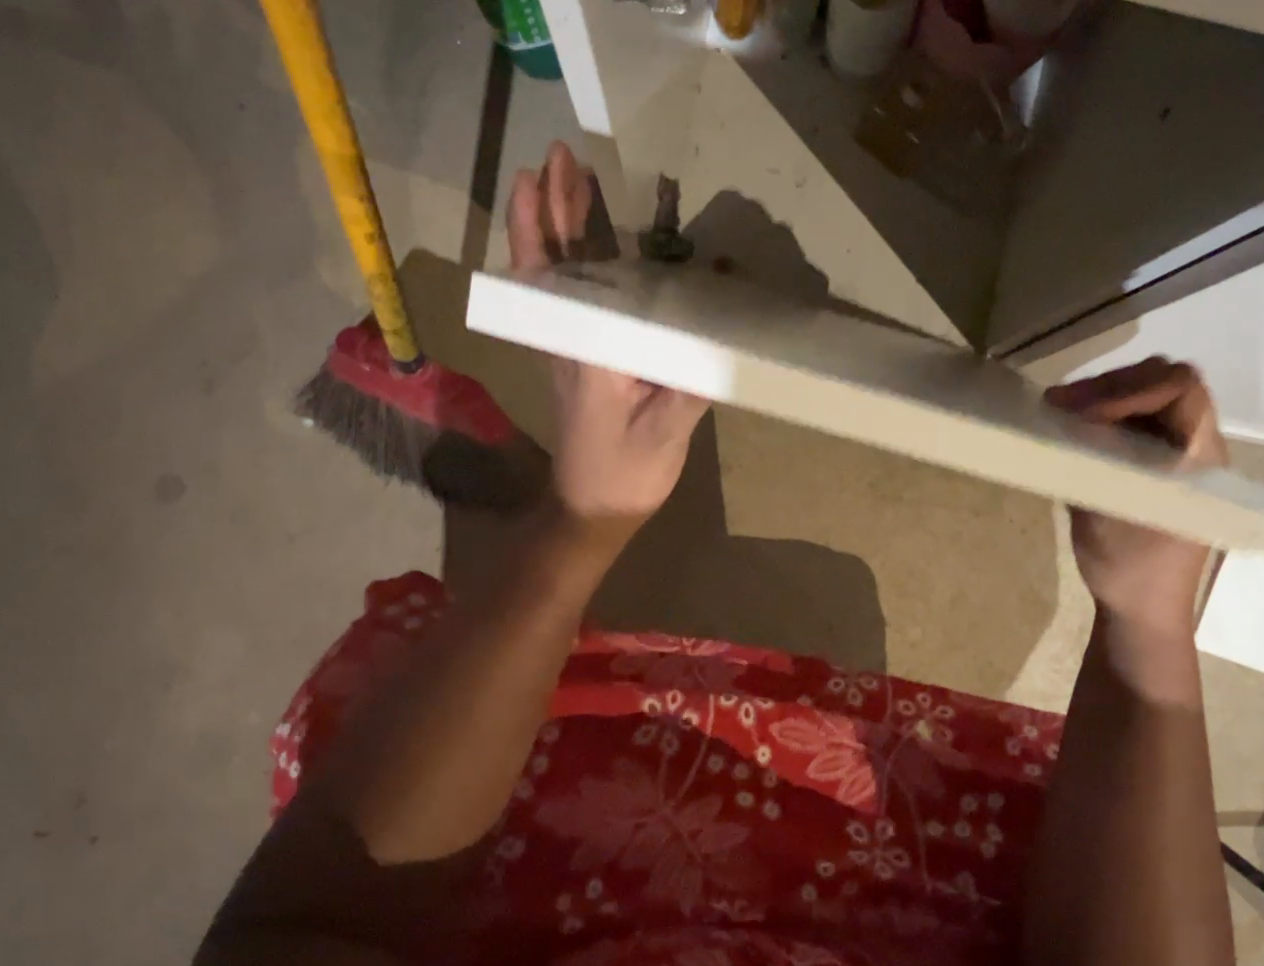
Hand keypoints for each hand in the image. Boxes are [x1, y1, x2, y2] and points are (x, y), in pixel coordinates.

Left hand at [507, 142, 709, 548]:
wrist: (593, 511)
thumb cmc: (623, 473)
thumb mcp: (664, 432)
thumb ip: (690, 378)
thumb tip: (722, 327)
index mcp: (581, 349)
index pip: (552, 274)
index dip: (543, 222)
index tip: (541, 173)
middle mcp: (568, 340)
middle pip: (550, 262)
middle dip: (552, 207)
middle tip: (563, 157)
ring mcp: (573, 349)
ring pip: (561, 278)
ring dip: (564, 229)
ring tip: (576, 181)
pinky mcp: (584, 362)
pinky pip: (578, 300)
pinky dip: (584, 264)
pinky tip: (603, 247)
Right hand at [1045, 358, 1225, 630]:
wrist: (1144, 610)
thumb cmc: (1129, 570)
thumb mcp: (1100, 515)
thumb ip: (1089, 461)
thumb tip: (1063, 419)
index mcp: (1199, 458)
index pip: (1180, 387)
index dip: (1130, 387)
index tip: (1084, 412)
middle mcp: (1199, 445)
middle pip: (1165, 381)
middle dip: (1111, 386)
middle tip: (1062, 405)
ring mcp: (1181, 453)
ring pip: (1150, 395)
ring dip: (1106, 397)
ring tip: (1063, 413)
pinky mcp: (1162, 464)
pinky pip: (1139, 419)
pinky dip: (1107, 414)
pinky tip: (1076, 430)